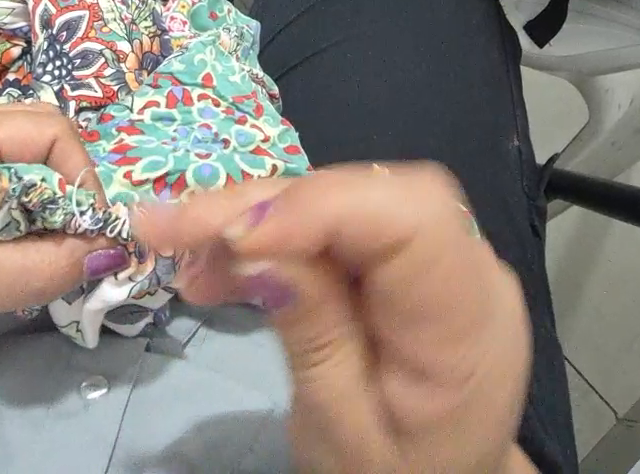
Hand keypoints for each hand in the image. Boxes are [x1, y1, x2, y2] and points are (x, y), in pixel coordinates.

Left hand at [0, 103, 115, 369]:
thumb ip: (42, 267)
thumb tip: (111, 251)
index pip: (48, 130)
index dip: (82, 178)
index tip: (92, 236)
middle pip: (46, 133)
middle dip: (73, 186)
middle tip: (79, 242)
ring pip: (35, 154)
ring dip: (56, 197)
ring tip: (56, 246)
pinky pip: (16, 172)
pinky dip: (36, 205)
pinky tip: (28, 242)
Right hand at [134, 163, 535, 473]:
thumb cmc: (394, 473)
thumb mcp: (345, 431)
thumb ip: (312, 335)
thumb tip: (252, 245)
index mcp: (467, 319)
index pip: (413, 219)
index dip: (322, 205)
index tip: (235, 236)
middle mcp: (457, 263)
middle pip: (361, 195)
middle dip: (261, 204)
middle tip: (171, 229)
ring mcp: (423, 249)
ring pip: (329, 196)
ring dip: (247, 216)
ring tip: (178, 251)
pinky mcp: (388, 250)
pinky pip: (320, 218)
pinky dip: (260, 232)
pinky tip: (211, 263)